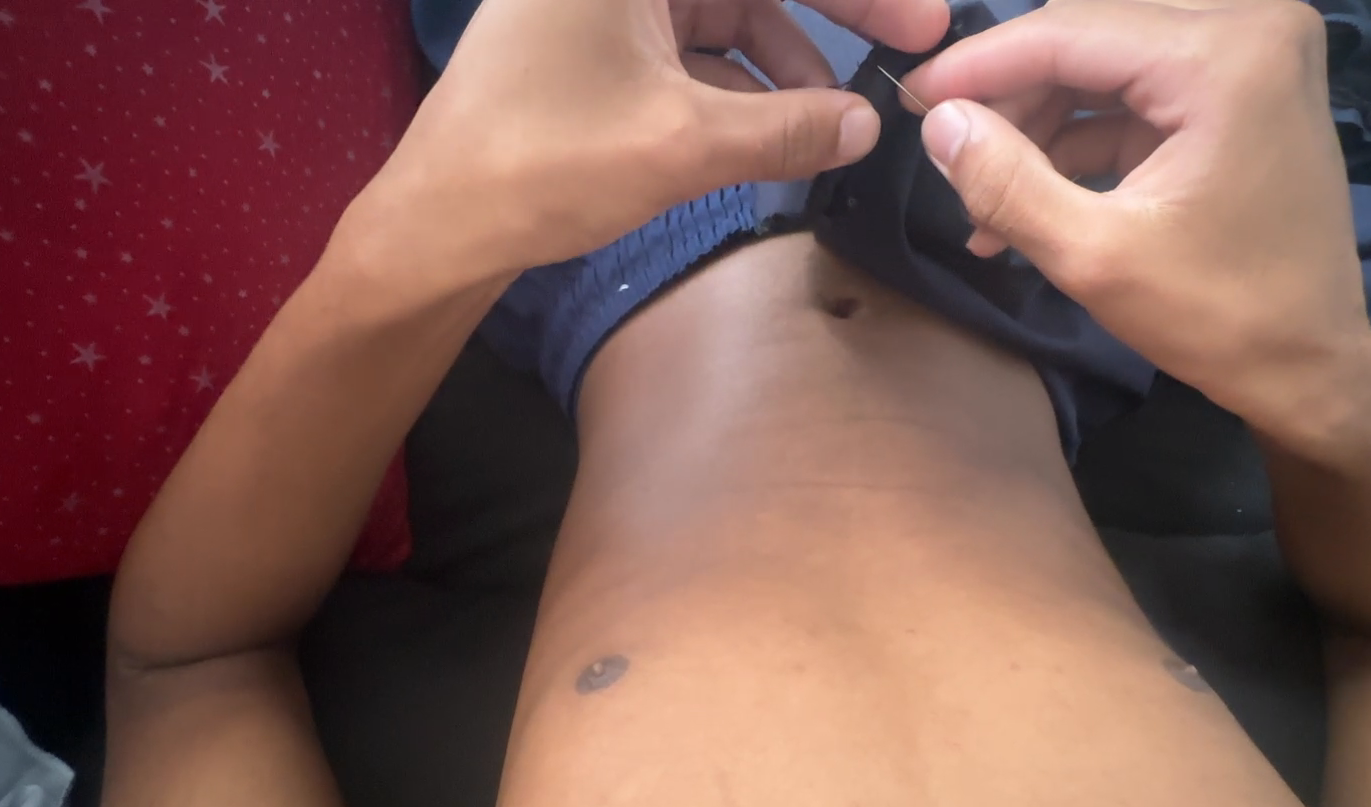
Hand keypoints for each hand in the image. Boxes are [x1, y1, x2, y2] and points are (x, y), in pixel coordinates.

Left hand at [331, 0, 949, 311]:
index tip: (922, 21)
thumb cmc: (547, 165)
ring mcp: (608, 4)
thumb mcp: (680, 144)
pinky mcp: (602, 46)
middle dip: (825, 24)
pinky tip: (771, 136)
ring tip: (826, 129)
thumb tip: (863, 127)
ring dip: (781, 73)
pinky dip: (736, 93)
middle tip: (898, 61)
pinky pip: (692, 56)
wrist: (447, 220)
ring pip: (725, 22)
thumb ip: (782, 131)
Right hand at [904, 0, 1370, 437]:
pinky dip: (1075, 146)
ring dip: (1037, 127)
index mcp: (1222, 52)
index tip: (909, 97)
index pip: (1069, 29)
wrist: (1302, 361)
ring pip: (1105, 66)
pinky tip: (1028, 203)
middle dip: (1008, 96)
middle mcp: (1246, 24)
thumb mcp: (1092, 255)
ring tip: (985, 202)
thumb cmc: (1208, 314)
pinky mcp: (1235, 98)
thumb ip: (1008, 184)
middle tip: (947, 153)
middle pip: (1088, 34)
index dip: (978, 64)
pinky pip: (1131, 100)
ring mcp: (1246, 58)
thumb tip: (937, 124)